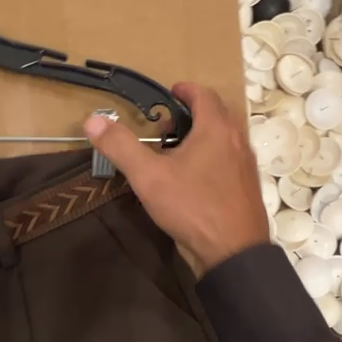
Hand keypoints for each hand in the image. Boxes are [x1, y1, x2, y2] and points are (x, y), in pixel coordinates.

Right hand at [85, 84, 268, 275]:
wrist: (232, 251)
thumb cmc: (192, 207)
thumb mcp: (148, 176)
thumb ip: (121, 146)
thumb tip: (93, 119)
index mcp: (216, 129)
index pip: (204, 95)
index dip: (185, 90)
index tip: (169, 93)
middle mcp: (237, 140)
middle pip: (216, 114)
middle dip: (191, 114)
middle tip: (165, 127)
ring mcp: (246, 165)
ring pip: (223, 138)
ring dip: (201, 136)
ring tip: (175, 153)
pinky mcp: (247, 187)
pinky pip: (228, 159)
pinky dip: (211, 157)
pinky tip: (193, 179)